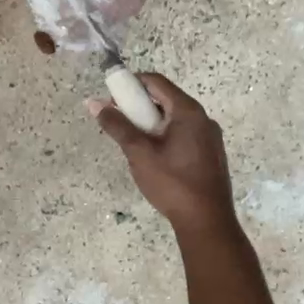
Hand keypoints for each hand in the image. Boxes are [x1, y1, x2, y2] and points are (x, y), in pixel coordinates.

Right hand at [88, 73, 234, 231]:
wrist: (206, 221)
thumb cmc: (171, 182)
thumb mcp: (138, 152)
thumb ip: (117, 125)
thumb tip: (93, 103)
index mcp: (188, 112)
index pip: (156, 81)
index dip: (131, 84)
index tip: (111, 99)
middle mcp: (203, 118)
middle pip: (165, 98)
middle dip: (138, 105)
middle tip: (118, 122)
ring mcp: (209, 137)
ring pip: (173, 117)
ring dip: (149, 122)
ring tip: (132, 143)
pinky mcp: (210, 154)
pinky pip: (182, 133)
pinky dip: (163, 134)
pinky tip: (152, 156)